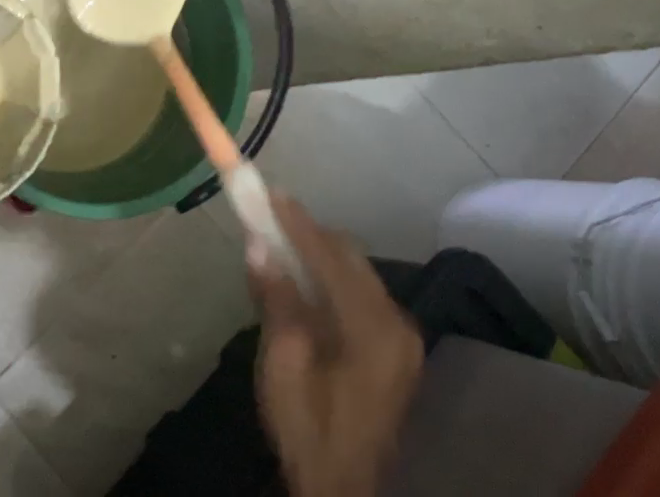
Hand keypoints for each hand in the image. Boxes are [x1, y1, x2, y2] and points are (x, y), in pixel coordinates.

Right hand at [249, 195, 422, 496]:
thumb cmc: (307, 425)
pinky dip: (329, 278)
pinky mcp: (394, 349)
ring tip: (279, 241)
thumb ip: (276, 301)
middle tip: (268, 214)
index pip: (331, 258)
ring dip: (318, 254)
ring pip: (356, 273)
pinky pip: (360, 294)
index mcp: (373, 330)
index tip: (270, 192)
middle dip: (309, 233)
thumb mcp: (281, 364)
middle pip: (351, 258)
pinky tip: (302, 279)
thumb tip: (258, 245)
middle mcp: (397, 324)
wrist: (340, 484)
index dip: (297, 223)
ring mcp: (401, 338)